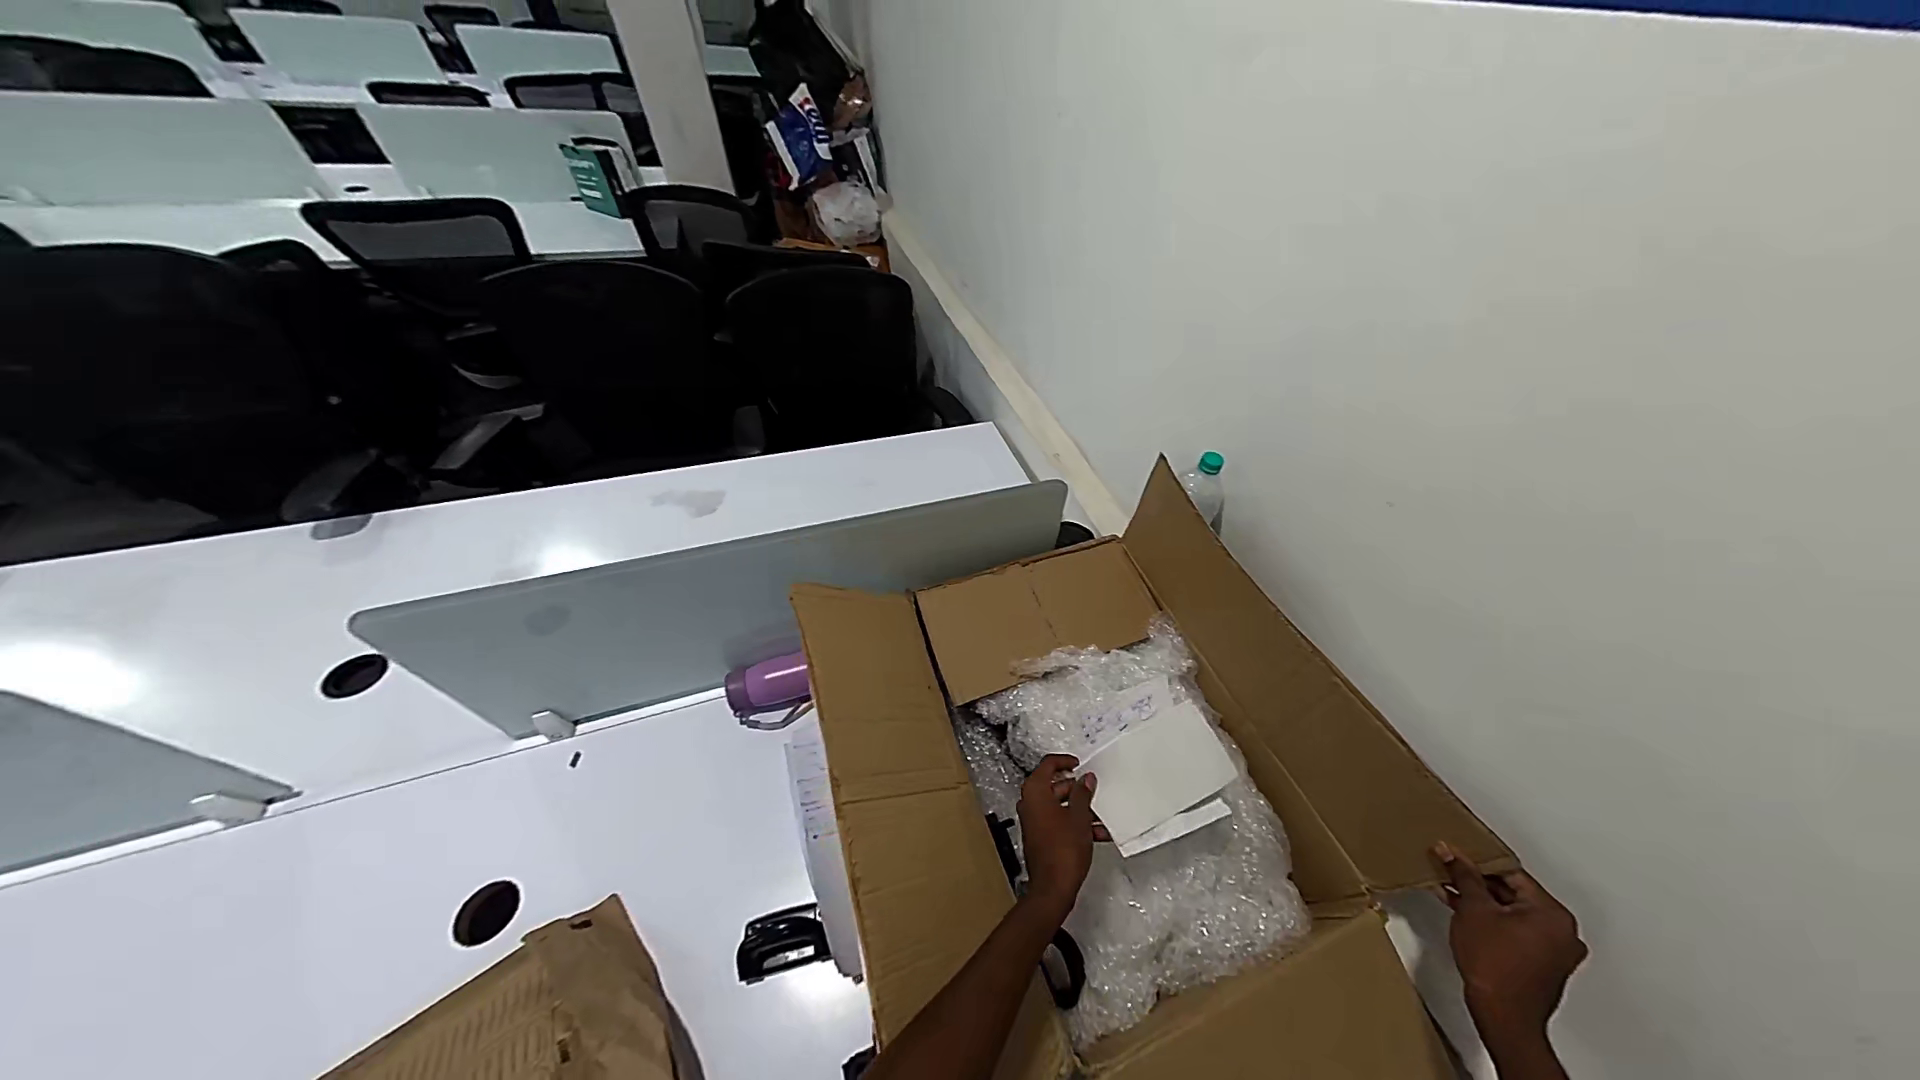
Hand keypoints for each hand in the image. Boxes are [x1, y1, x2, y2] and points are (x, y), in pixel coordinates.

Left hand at [1017, 754, 1099, 919]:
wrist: (1052, 888)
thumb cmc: (1064, 849)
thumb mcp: (1079, 817)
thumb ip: (1083, 794)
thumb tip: (1086, 779)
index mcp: (1035, 792)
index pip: (1048, 765)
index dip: (1064, 761)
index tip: (1080, 764)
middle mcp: (1030, 803)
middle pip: (1055, 786)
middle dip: (1077, 789)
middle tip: (1096, 791)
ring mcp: (1034, 821)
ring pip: (1059, 805)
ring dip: (1080, 809)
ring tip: (1103, 815)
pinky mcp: (1040, 836)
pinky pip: (1059, 821)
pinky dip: (1076, 824)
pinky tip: (1098, 833)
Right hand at [1434, 842, 1587, 1040]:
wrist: (1502, 1012)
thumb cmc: (1494, 963)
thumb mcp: (1472, 908)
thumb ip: (1463, 875)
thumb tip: (1450, 852)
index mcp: (1553, 914)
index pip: (1511, 873)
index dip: (1478, 861)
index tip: (1455, 854)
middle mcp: (1562, 931)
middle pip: (1513, 892)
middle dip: (1477, 881)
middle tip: (1449, 869)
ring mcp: (1554, 950)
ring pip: (1511, 912)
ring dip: (1480, 901)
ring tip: (1449, 889)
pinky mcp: (1541, 963)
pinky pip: (1514, 929)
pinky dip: (1490, 920)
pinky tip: (1462, 912)